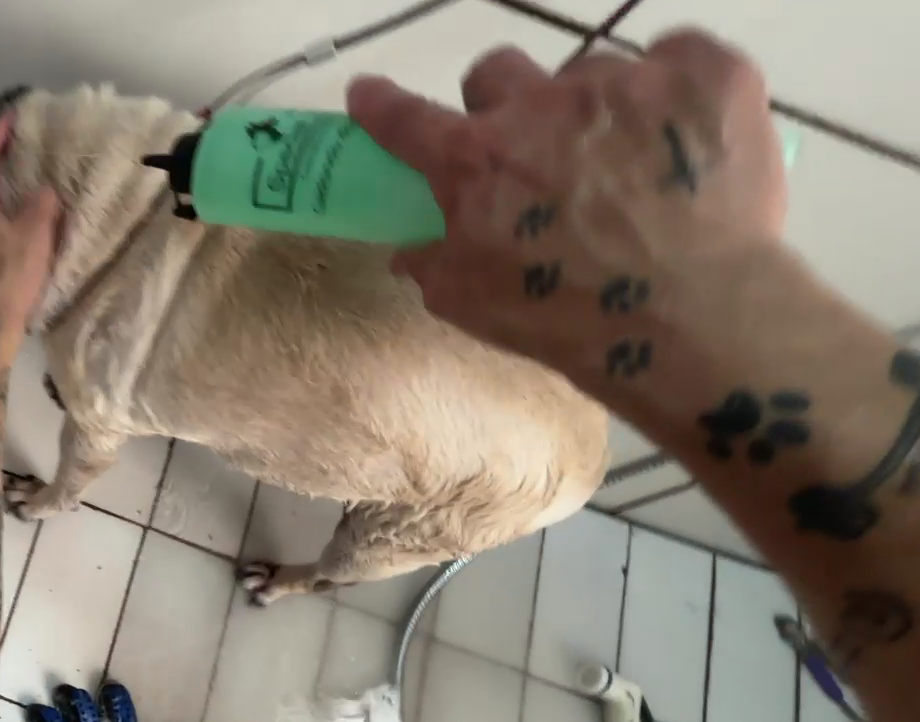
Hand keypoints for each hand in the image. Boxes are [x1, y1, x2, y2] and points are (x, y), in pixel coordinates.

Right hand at [347, 31, 787, 385]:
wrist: (681, 312)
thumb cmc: (551, 311)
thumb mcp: (460, 297)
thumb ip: (429, 261)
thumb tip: (411, 249)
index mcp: (473, 161)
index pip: (406, 121)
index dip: (379, 105)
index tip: (365, 92)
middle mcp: (542, 105)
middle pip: (496, 71)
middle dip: (495, 103)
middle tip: (516, 147)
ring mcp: (629, 81)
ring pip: (586, 72)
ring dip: (581, 109)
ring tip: (610, 159)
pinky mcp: (711, 74)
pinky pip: (674, 54)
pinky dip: (662, 89)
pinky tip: (667, 137)